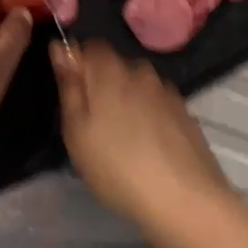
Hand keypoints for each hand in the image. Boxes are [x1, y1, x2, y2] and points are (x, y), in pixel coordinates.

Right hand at [52, 40, 228, 224]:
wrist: (185, 200)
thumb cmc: (117, 166)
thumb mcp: (76, 131)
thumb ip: (69, 85)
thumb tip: (60, 47)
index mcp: (110, 69)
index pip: (90, 46)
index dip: (78, 64)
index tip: (73, 94)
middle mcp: (141, 71)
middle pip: (115, 66)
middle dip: (102, 84)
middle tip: (94, 123)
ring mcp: (167, 92)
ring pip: (138, 86)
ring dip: (128, 101)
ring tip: (124, 139)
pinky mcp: (186, 114)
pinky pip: (158, 105)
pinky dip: (150, 118)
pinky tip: (149, 149)